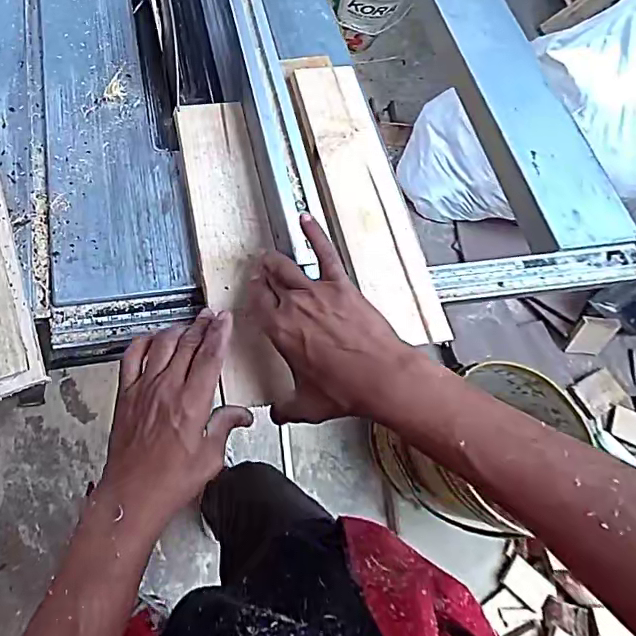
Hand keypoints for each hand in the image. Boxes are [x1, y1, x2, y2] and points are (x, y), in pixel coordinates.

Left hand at [94, 311, 252, 535]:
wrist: (132, 496)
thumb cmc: (167, 483)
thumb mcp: (209, 459)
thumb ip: (224, 428)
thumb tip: (240, 416)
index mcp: (191, 404)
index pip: (210, 355)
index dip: (220, 332)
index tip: (225, 320)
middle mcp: (167, 390)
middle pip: (188, 343)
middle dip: (202, 325)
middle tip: (211, 316)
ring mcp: (143, 389)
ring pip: (162, 344)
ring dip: (178, 329)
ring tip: (188, 324)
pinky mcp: (126, 395)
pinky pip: (131, 356)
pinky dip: (143, 342)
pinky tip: (151, 339)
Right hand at [243, 214, 438, 424]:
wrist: (382, 377)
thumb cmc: (347, 388)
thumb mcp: (308, 405)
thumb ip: (286, 408)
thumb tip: (278, 415)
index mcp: (281, 331)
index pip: (258, 304)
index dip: (254, 295)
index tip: (253, 291)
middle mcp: (294, 307)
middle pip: (269, 281)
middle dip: (261, 275)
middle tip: (259, 271)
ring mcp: (317, 293)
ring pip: (287, 266)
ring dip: (275, 259)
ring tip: (269, 255)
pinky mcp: (341, 285)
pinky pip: (324, 253)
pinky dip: (314, 234)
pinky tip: (306, 220)